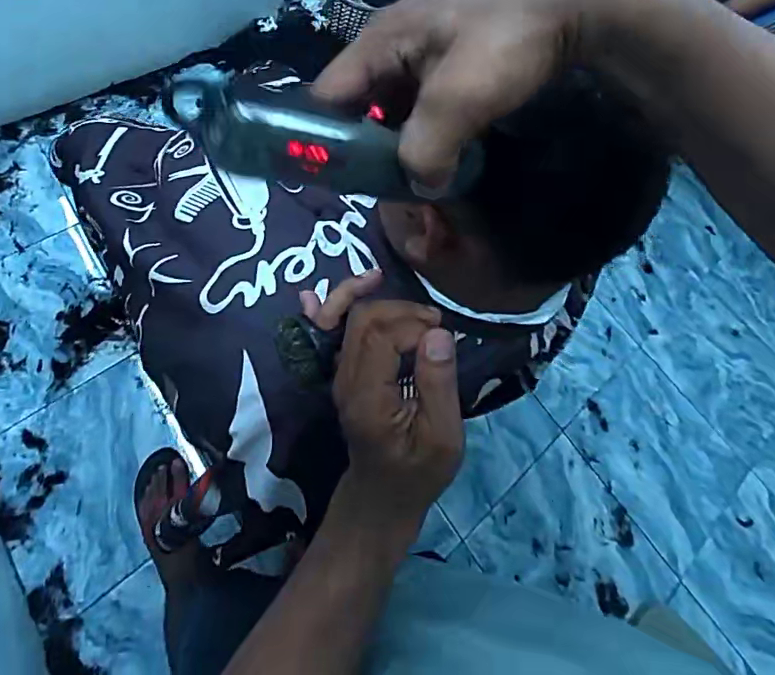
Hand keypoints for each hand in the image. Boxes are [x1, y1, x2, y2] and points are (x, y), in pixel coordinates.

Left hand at [309, 283, 461, 530]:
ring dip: (364, 296)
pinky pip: (332, 331)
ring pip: (342, 319)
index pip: (379, 335)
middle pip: (360, 320)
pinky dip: (334, 306)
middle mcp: (345, 380)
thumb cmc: (418, 472)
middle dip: (398, 309)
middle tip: (434, 322)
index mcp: (368, 397)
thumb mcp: (443, 438)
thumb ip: (438, 384)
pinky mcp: (342, 372)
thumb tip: (437, 333)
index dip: (411, 324)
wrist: (382, 497)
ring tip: (380, 276)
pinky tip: (331, 293)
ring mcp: (339, 375)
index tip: (441, 336)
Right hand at [312, 0, 672, 188]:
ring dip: (409, 144)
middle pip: (361, 106)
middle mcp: (395, 43)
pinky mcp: (458, 58)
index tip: (346, 185)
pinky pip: (430, 102)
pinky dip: (436, 131)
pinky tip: (456, 154)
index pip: (325, 97)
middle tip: (395, 190)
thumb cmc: (509, 35)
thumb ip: (424, 148)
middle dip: (372, 151)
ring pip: (399, 108)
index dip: (324, 141)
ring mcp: (428, 49)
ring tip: (426, 180)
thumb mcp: (459, 96)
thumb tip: (419, 186)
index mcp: (380, 41)